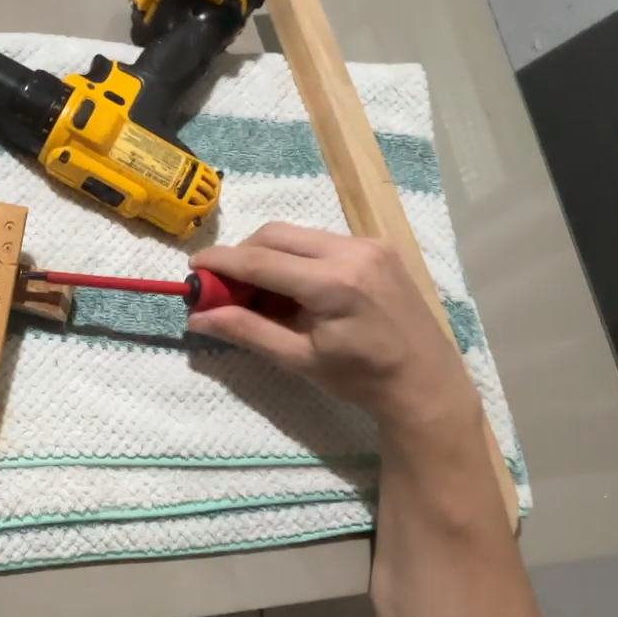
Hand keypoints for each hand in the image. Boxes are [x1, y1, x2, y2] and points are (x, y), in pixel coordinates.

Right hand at [187, 224, 479, 435]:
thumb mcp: (297, 359)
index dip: (220, 261)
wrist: (425, 382)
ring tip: (256, 292)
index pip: (260, 260)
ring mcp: (369, 245)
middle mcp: (353, 252)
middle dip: (241, 254)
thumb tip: (196, 318)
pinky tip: (290, 289)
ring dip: (267, 255)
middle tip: (221, 285)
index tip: (192, 267)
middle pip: (275, 235)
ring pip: (297, 235)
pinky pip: (319, 241)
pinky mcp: (377, 246)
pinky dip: (294, 258)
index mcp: (334, 284)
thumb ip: (246, 331)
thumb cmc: (360, 378)